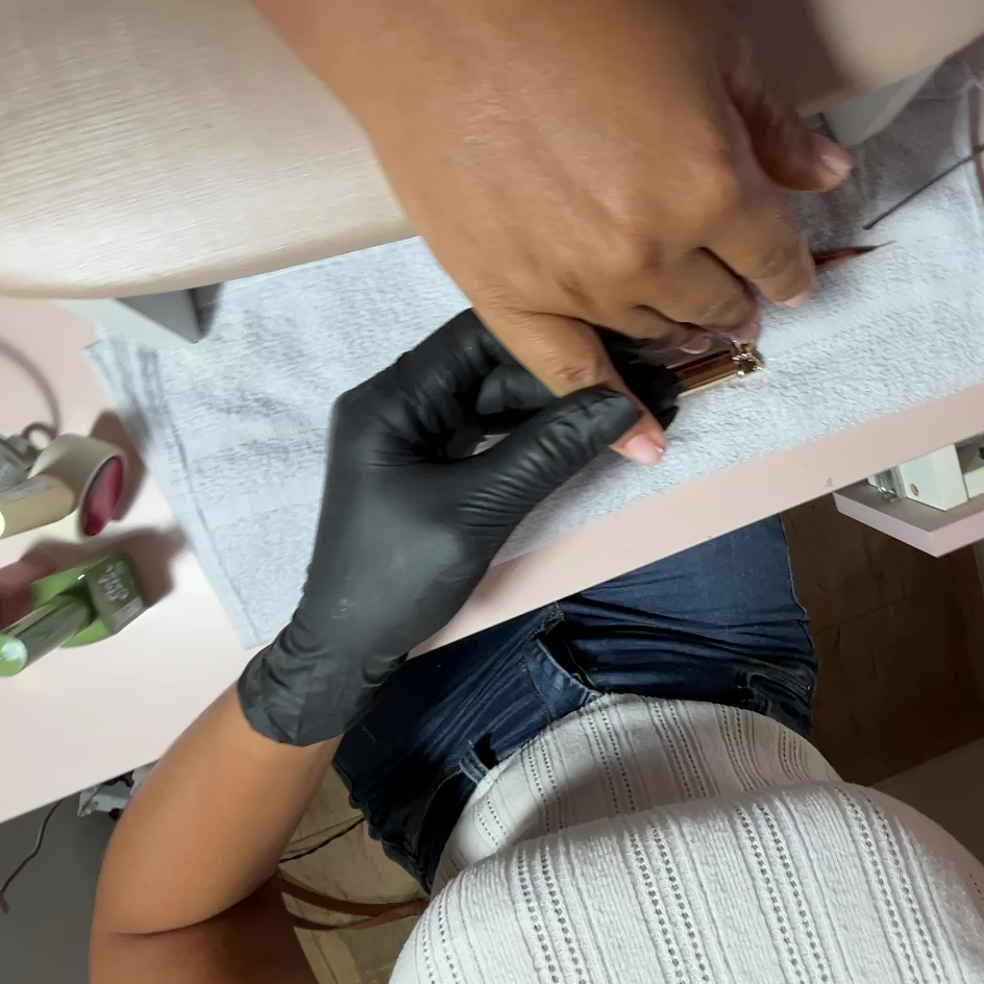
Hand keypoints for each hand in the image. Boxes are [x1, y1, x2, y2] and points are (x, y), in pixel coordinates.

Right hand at [218, 0, 849, 463]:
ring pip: (653, 336)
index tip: (791, 283)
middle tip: (737, 307)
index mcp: (711, 185)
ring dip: (683, 337)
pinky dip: (613, 418)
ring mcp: (579, 287)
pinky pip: (573, 379)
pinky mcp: (511, 301)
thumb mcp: (704, 36)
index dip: (789, 271)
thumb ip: (773, 121)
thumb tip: (828, 177)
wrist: (433, 6)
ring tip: (689, 333)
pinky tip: (645, 448)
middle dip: (737, 306)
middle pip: (714, 302)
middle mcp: (652, 252)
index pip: (772, 254)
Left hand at [236, 311, 672, 744]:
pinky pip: (484, 429)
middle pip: (488, 366)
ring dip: (550, 406)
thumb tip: (625, 405)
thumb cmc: (401, 578)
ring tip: (616, 408)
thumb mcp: (480, 510)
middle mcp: (397, 400)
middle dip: (558, 377)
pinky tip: (575, 434)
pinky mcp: (426, 457)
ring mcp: (411, 430)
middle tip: (632, 384)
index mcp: (391, 399)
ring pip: (491, 397)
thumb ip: (549, 451)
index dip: (551, 342)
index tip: (618, 350)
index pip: (478, 339)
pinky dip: (529, 433)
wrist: (350, 644)